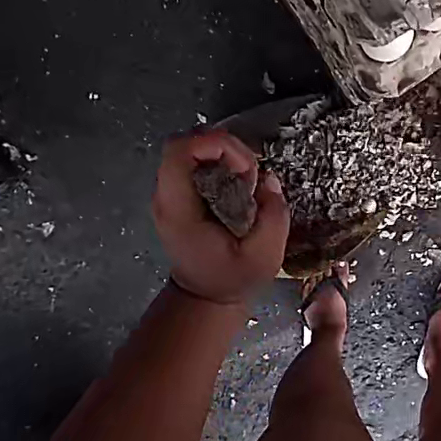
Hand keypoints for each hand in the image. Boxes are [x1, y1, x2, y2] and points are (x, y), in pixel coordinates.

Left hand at [151, 130, 287, 305]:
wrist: (205, 298)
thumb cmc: (233, 280)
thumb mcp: (265, 255)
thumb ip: (274, 216)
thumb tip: (269, 181)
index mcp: (180, 210)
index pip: (180, 150)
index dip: (216, 144)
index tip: (245, 167)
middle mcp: (166, 197)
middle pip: (182, 143)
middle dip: (223, 147)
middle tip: (249, 172)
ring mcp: (169, 195)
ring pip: (188, 150)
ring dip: (222, 155)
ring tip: (246, 180)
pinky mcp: (178, 196)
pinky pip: (193, 163)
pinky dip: (218, 164)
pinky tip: (237, 185)